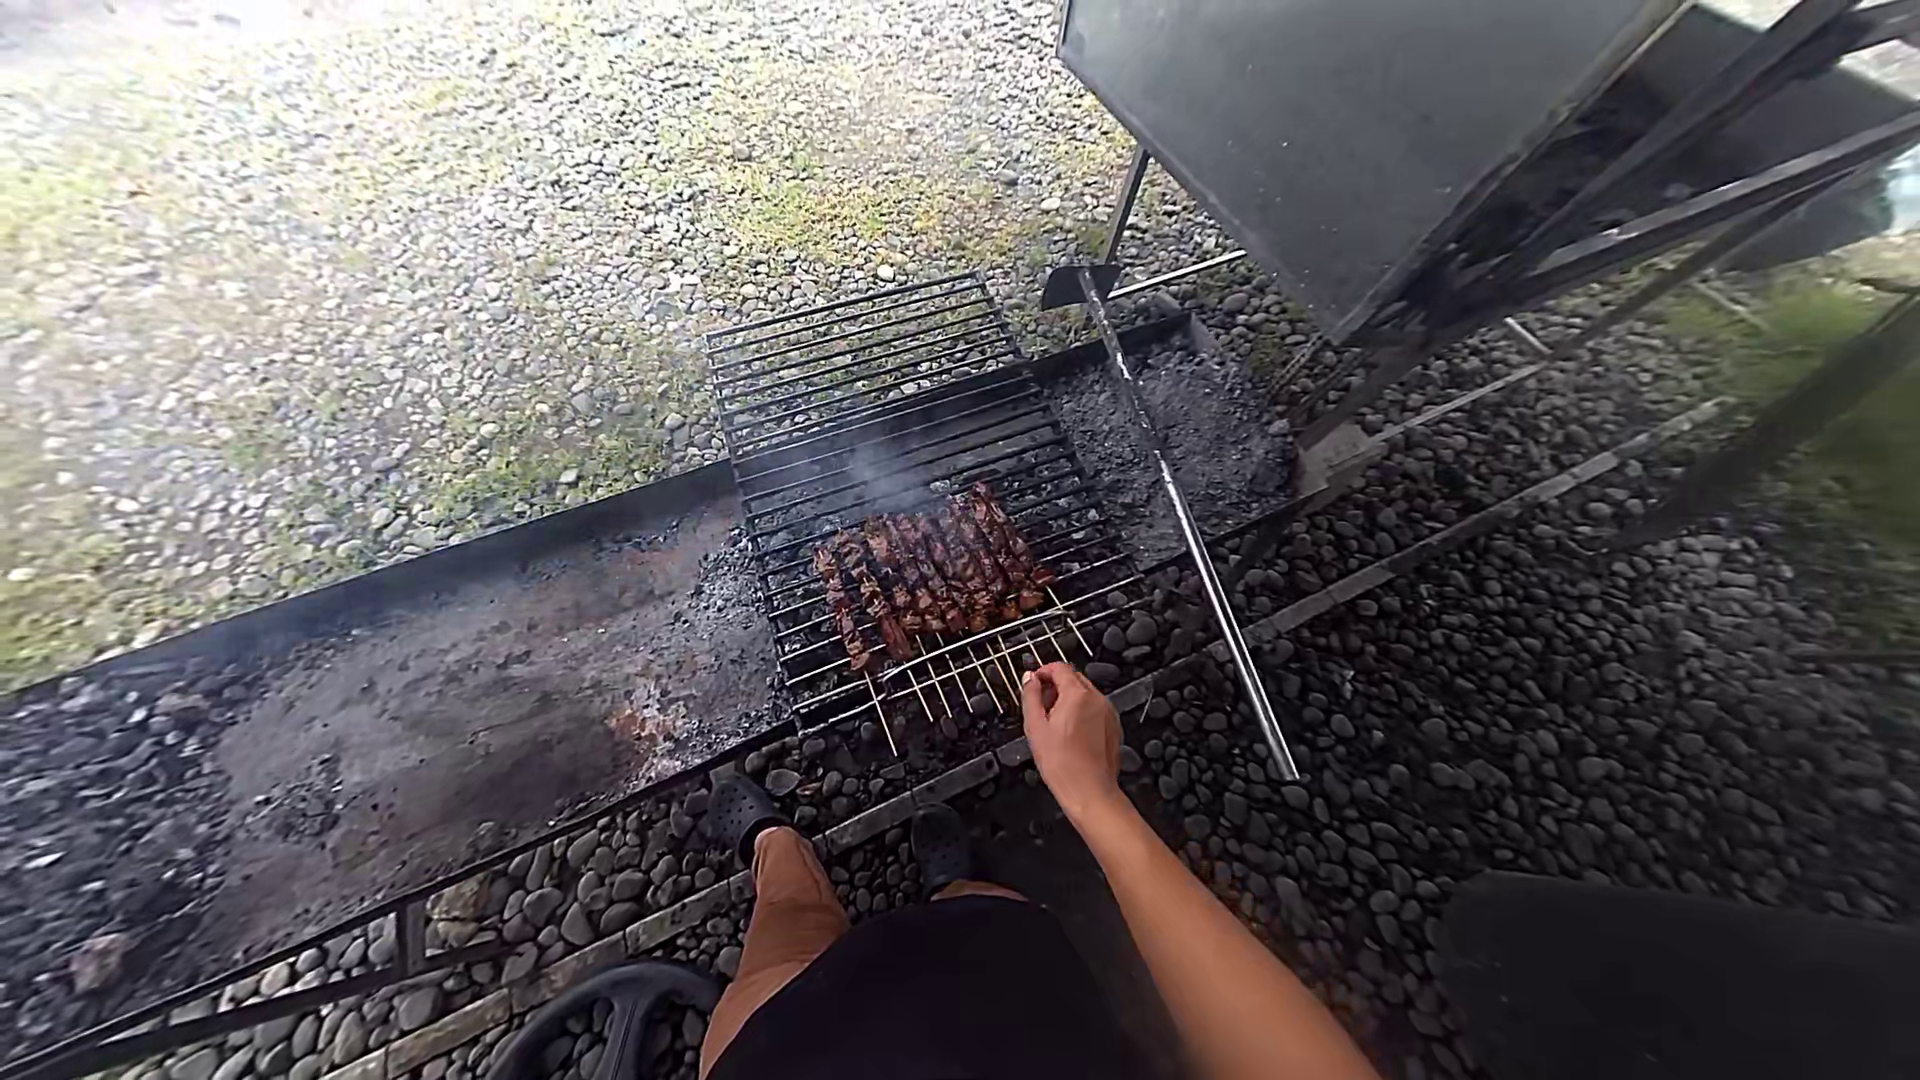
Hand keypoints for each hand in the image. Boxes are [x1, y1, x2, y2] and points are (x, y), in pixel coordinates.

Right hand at [1021, 662, 1125, 823]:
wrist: (1090, 792)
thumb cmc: (1064, 765)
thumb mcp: (1035, 727)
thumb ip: (1030, 696)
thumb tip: (1030, 679)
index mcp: (1078, 695)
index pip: (1059, 667)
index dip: (1043, 672)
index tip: (1034, 682)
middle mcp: (1097, 699)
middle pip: (1073, 678)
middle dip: (1055, 686)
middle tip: (1041, 704)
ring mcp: (1108, 713)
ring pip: (1085, 694)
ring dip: (1069, 699)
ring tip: (1054, 723)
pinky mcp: (1114, 727)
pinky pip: (1095, 709)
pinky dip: (1082, 712)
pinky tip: (1070, 733)